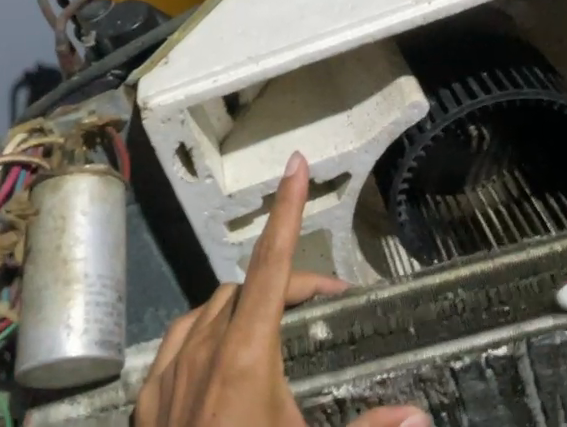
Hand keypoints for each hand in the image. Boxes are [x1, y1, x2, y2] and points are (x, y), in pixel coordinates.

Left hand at [134, 151, 429, 426]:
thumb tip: (419, 418)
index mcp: (246, 355)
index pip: (273, 265)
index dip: (287, 210)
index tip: (296, 165)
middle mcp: (202, 351)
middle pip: (248, 287)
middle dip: (287, 280)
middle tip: (324, 305)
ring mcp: (169, 375)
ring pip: (210, 310)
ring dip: (245, 304)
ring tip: (274, 326)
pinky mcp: (147, 402)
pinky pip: (178, 341)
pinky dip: (205, 331)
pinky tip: (215, 356)